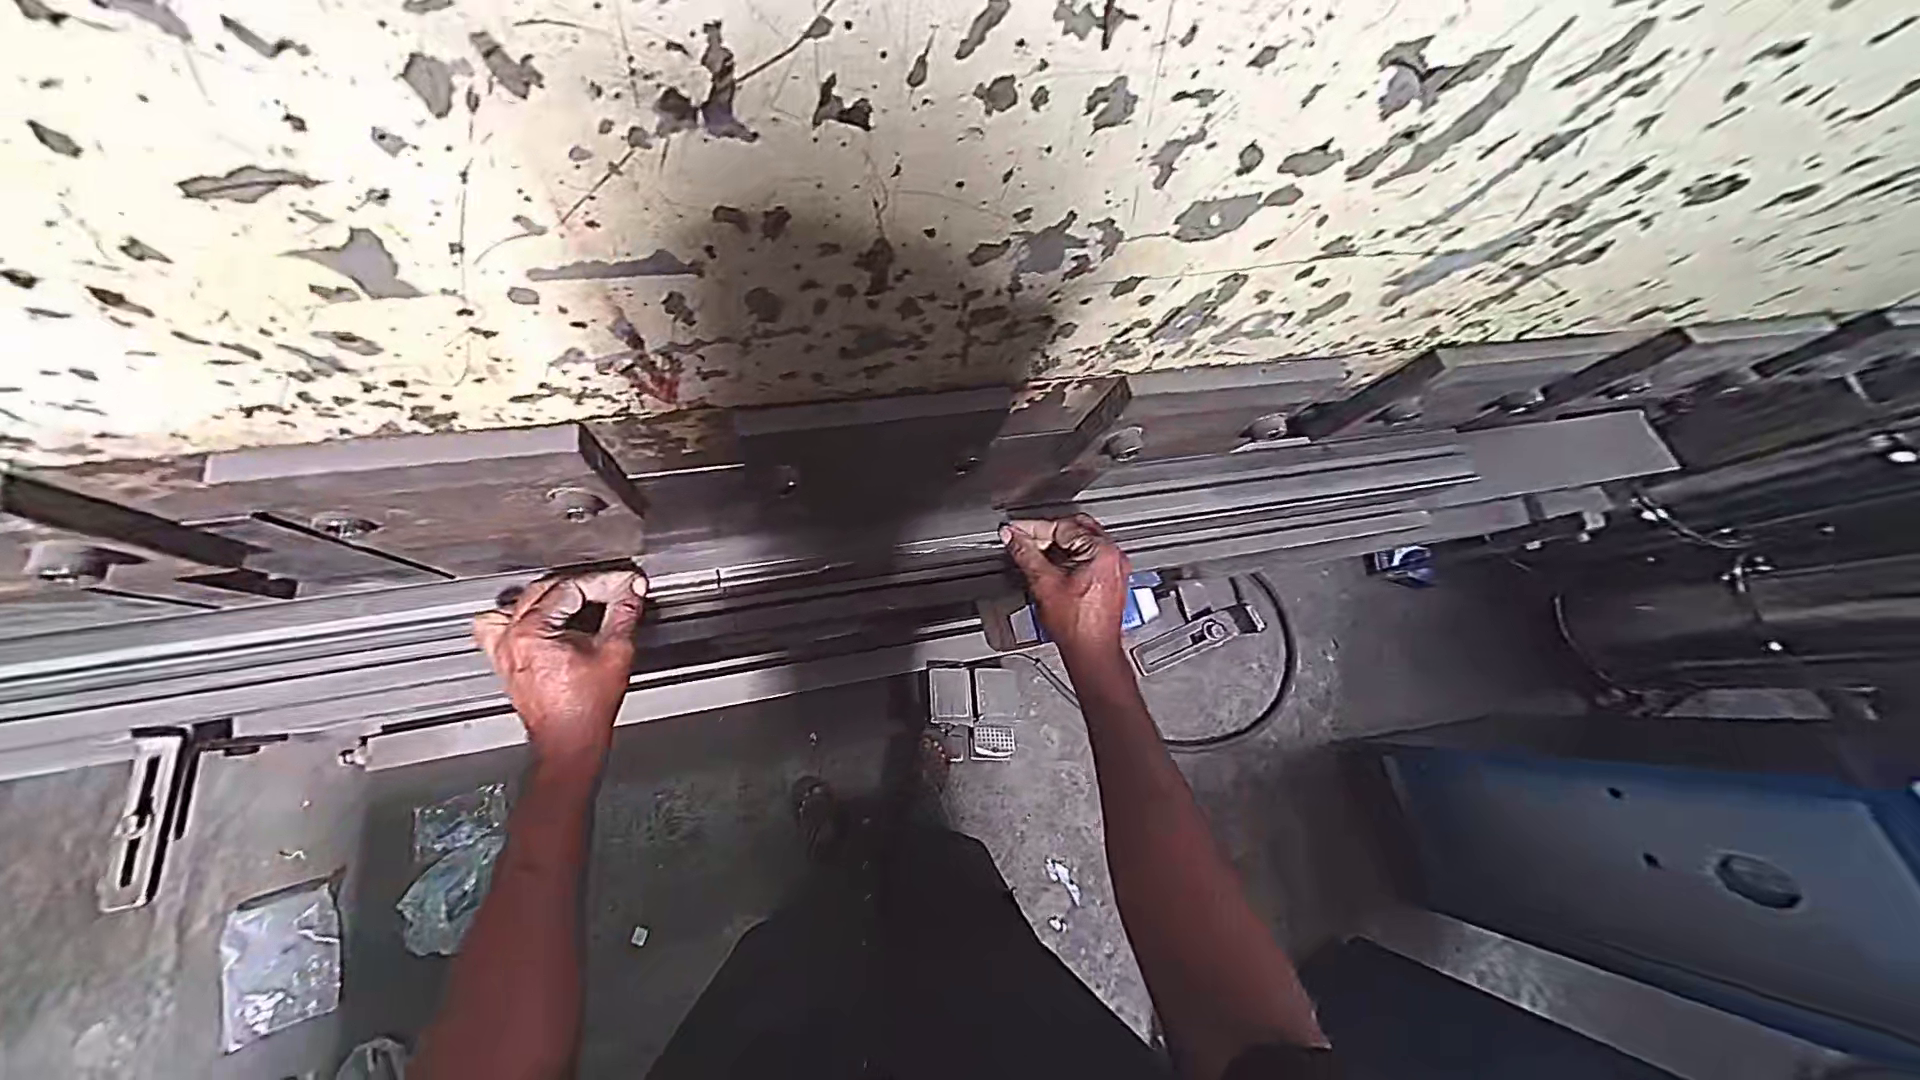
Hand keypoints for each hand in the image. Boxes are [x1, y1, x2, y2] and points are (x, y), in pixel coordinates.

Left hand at [472, 569, 646, 765]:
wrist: (569, 737)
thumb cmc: (587, 706)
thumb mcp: (616, 651)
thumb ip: (624, 613)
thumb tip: (631, 590)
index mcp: (533, 632)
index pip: (571, 588)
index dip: (604, 582)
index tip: (626, 582)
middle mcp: (510, 637)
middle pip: (546, 588)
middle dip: (585, 584)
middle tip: (614, 587)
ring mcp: (503, 649)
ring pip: (521, 601)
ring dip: (552, 593)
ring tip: (579, 597)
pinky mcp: (504, 659)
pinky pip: (499, 624)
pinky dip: (521, 613)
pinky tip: (543, 617)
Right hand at [1002, 515, 1131, 658]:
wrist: (1091, 652)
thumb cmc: (1077, 626)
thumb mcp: (1043, 583)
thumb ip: (1025, 554)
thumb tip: (1012, 536)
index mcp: (1102, 551)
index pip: (1062, 526)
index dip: (1034, 528)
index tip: (1016, 530)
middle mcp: (1113, 557)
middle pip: (1075, 529)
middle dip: (1047, 533)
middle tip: (1024, 539)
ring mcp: (1114, 569)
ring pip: (1081, 543)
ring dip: (1056, 546)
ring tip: (1034, 555)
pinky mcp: (1111, 581)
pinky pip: (1088, 558)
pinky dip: (1068, 558)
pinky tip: (1050, 568)